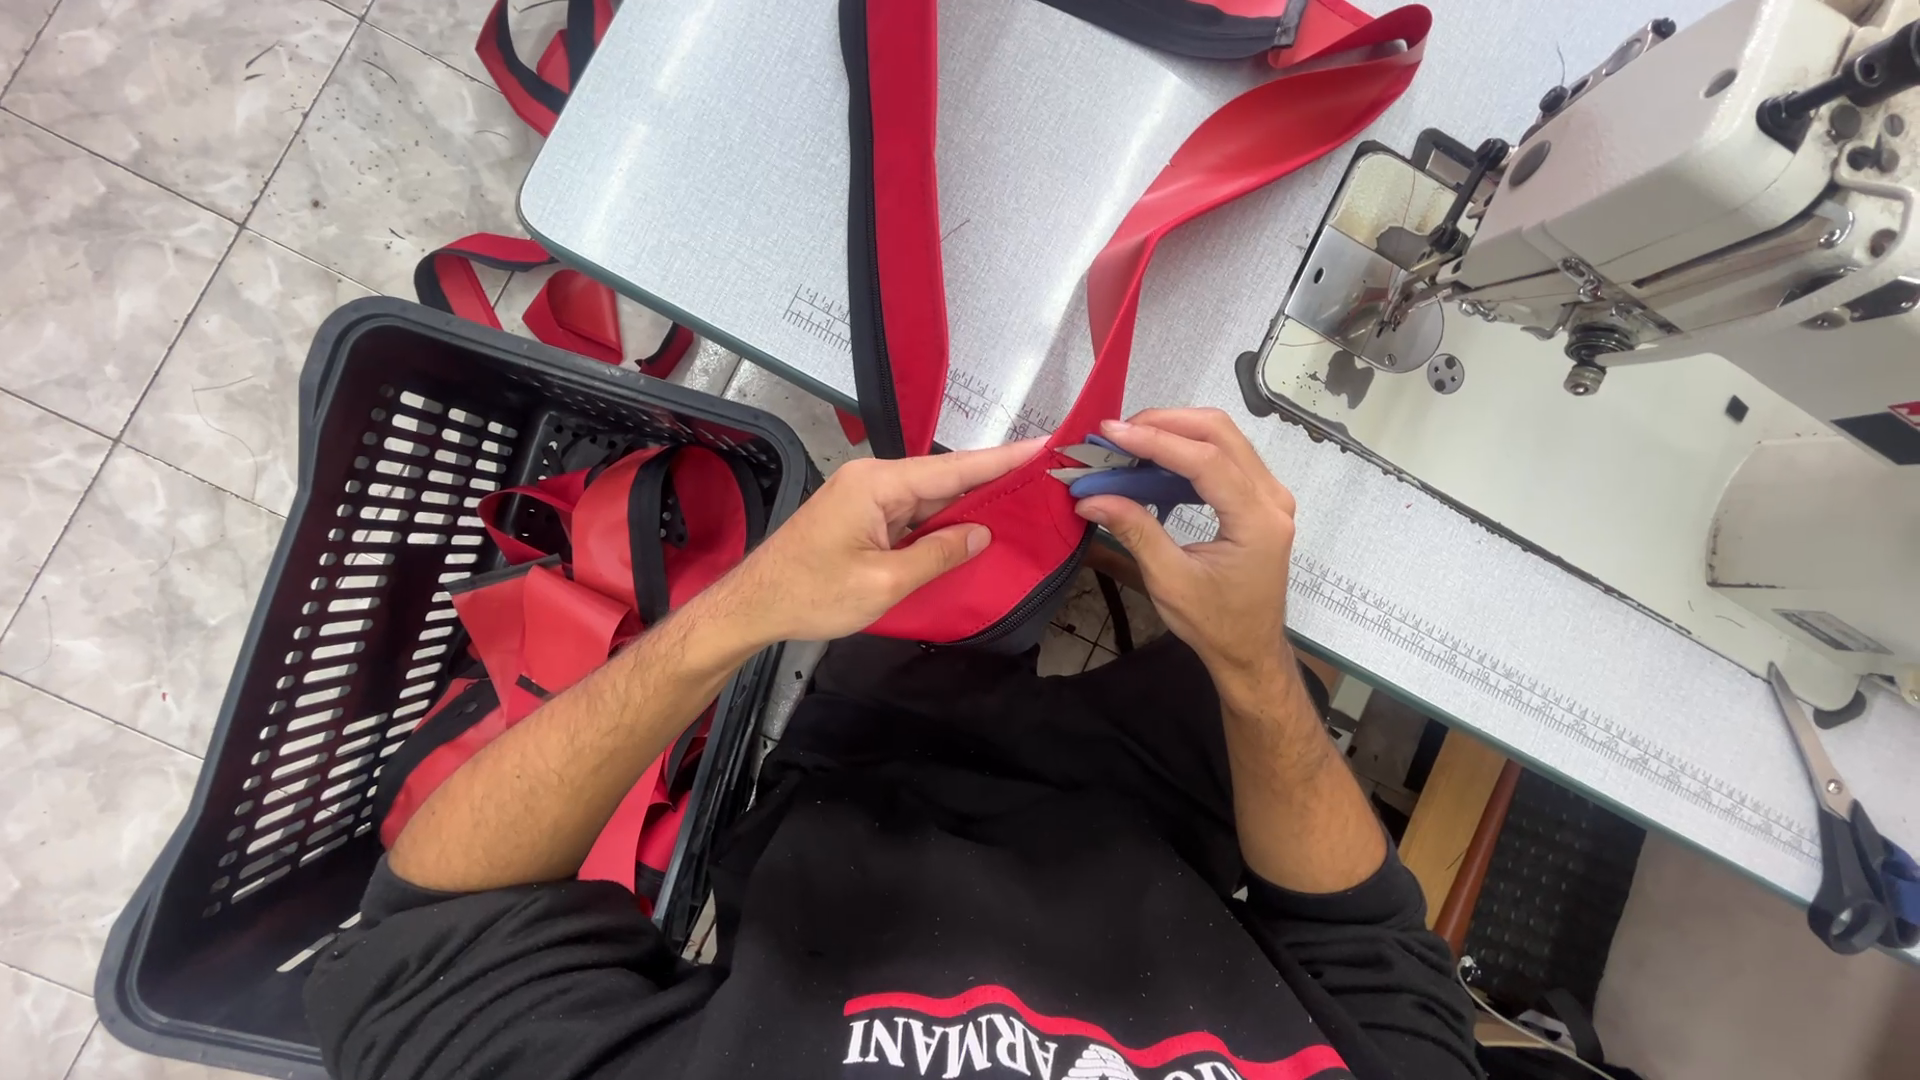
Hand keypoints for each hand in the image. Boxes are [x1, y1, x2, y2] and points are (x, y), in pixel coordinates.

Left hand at [703, 439, 1041, 643]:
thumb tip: (980, 534)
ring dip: (967, 503)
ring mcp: (865, 496)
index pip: (953, 468)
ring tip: (1018, 499)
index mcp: (877, 484)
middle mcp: (873, 479)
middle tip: (1041, 474)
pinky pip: (912, 512)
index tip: (1043, 444)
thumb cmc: (811, 594)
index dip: (1002, 460)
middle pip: (944, 478)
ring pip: (929, 496)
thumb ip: (937, 555)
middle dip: (991, 479)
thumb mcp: (883, 582)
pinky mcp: (861, 515)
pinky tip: (970, 527)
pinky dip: (940, 520)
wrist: (754, 605)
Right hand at [1071, 409, 1297, 697]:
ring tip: (1129, 442)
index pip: (1206, 461)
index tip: (1113, 433)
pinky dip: (1185, 451)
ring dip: (1174, 432)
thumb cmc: (1214, 623)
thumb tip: (1090, 497)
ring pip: (1223, 438)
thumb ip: (1135, 531)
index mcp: (1257, 521)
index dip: (1156, 441)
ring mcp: (1269, 495)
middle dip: (1165, 423)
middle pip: (1220, 433)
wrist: (1250, 649)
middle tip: (1118, 432)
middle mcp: (1272, 498)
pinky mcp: (1258, 498)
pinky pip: (1224, 456)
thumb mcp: (1169, 580)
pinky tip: (1152, 462)